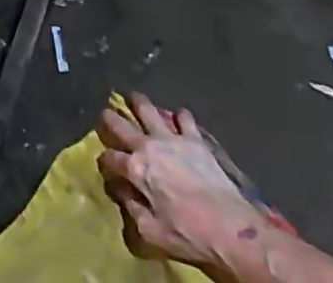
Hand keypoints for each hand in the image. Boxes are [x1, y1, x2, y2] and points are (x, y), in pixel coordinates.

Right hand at [97, 93, 267, 274]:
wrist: (228, 227)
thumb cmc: (186, 234)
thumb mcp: (149, 232)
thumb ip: (130, 206)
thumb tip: (120, 188)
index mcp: (135, 169)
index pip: (110, 159)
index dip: (104, 162)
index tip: (105, 166)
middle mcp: (149, 146)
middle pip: (121, 125)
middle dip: (109, 118)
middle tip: (104, 113)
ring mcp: (173, 138)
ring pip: (149, 110)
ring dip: (138, 102)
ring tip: (133, 97)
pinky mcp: (195, 138)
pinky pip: (183, 117)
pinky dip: (178, 117)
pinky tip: (178, 120)